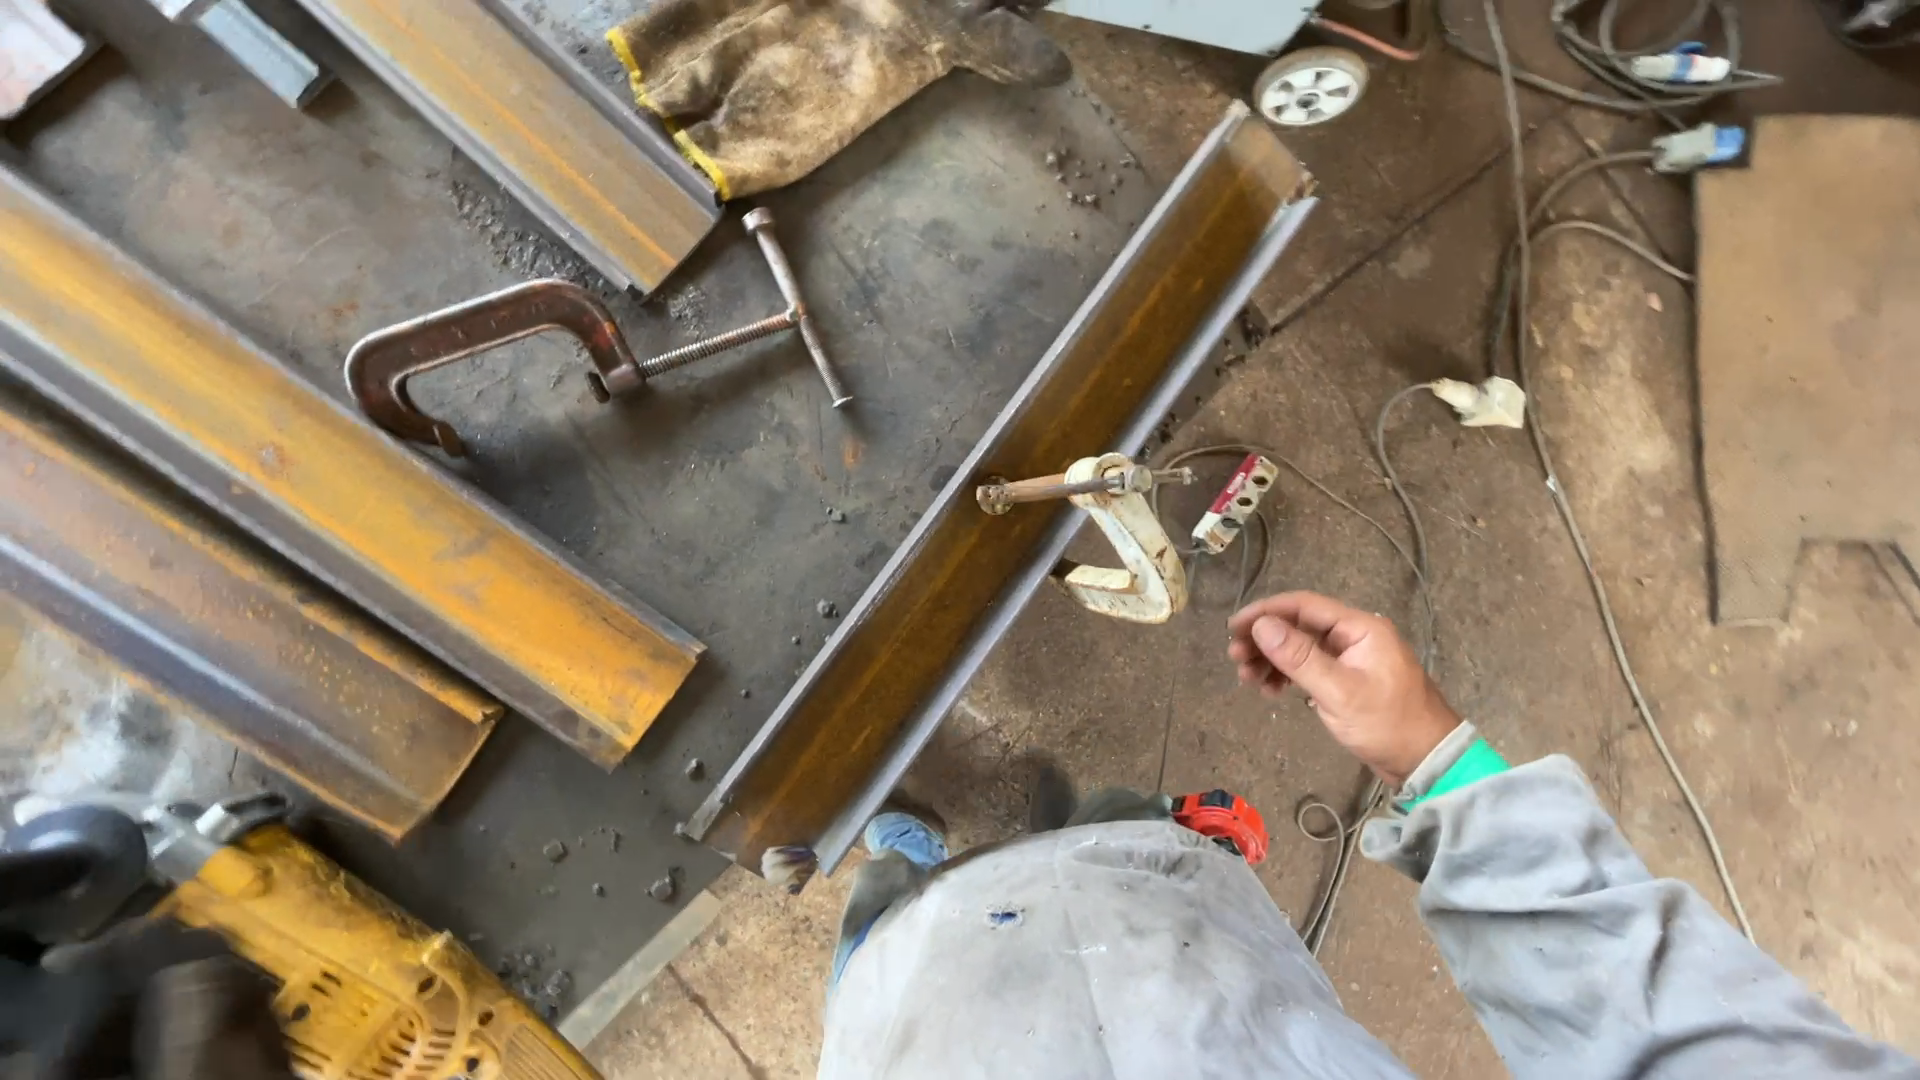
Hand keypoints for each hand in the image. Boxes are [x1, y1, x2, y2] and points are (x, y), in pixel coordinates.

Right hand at [1227, 591, 1459, 786]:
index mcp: (1359, 628)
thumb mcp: (1339, 692)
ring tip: (1247, 679)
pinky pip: (1308, 667)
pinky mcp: (1346, 678)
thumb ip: (1299, 657)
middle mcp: (1354, 636)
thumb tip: (1261, 625)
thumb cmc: (1388, 724)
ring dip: (1271, 659)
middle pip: (1298, 626)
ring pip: (1299, 647)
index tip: (1233, 627)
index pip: (1303, 605)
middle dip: (1264, 640)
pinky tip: (1270, 690)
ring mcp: (1350, 658)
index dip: (1265, 612)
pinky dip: (1286, 675)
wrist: (1428, 763)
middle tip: (1236, 659)